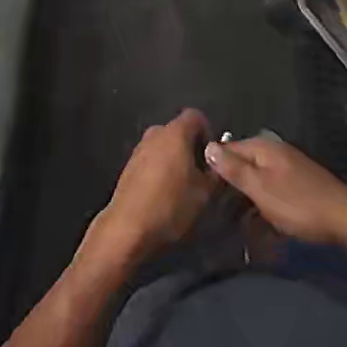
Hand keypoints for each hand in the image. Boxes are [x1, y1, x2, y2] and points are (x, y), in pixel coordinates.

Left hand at [85, 109, 217, 263]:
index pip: (197, 116)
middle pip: (180, 131)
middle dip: (192, 148)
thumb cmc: (170, 205)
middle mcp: (156, 133)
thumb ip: (217, 173)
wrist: (126, 230)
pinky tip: (163, 195)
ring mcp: (139, 149)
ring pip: (164, 146)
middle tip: (201, 174)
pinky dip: (160, 170)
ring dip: (175, 160)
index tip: (212, 157)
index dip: (208, 132)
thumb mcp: (205, 193)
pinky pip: (151, 160)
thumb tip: (219, 164)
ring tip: (182, 187)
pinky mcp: (128, 167)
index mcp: (176, 132)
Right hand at [205, 137, 346, 247]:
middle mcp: (276, 152)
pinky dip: (262, 206)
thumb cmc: (298, 204)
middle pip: (243, 165)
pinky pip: (271, 192)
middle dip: (230, 186)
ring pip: (257, 182)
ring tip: (233, 223)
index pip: (230, 149)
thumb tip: (209, 145)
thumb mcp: (260, 188)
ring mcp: (288, 169)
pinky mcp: (297, 186)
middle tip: (214, 211)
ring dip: (246, 201)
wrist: (344, 219)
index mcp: (265, 148)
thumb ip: (235, 169)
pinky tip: (258, 225)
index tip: (200, 189)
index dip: (214, 167)